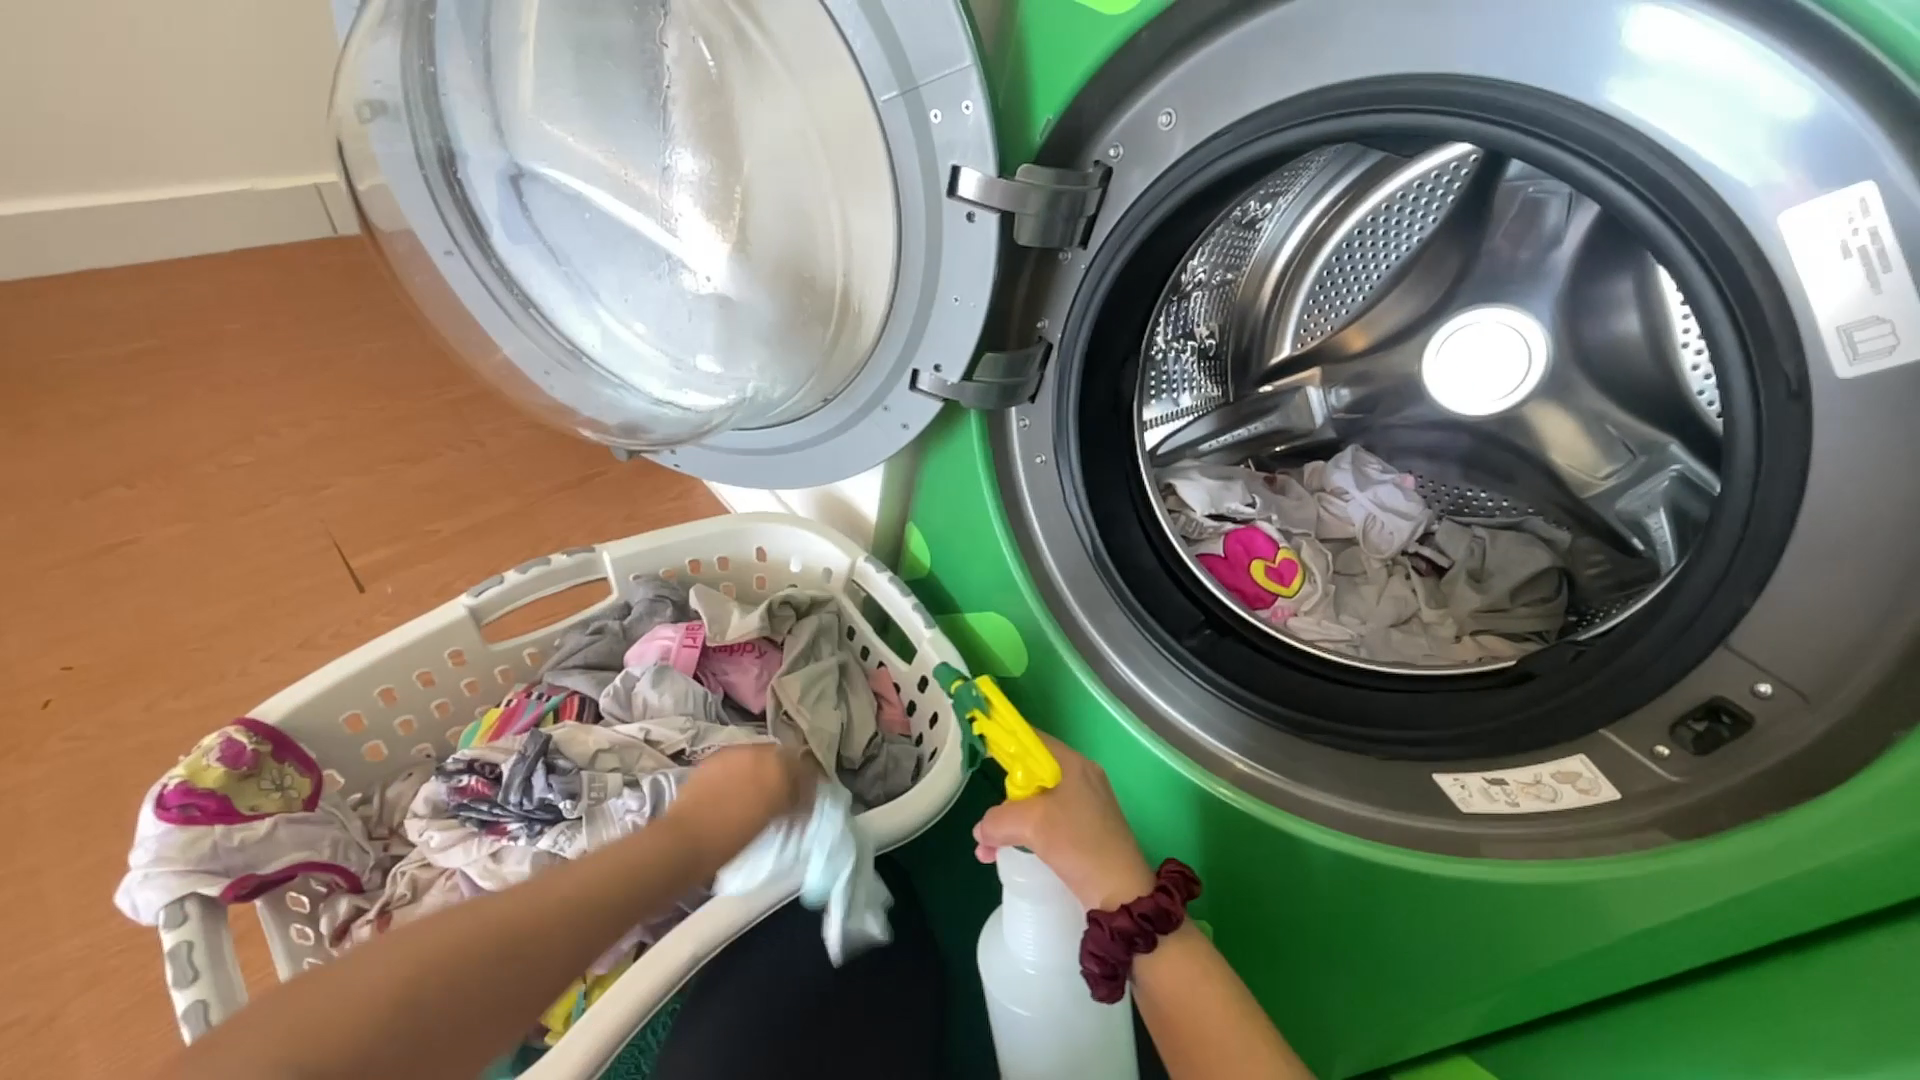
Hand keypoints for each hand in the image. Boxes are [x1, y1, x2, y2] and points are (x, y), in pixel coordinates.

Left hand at [667, 744, 817, 865]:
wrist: (687, 839)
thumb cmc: (733, 837)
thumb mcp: (771, 817)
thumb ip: (787, 799)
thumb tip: (796, 795)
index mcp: (780, 768)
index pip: (803, 765)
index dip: (803, 780)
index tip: (801, 795)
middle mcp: (759, 751)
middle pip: (780, 754)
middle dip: (783, 770)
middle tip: (780, 791)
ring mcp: (734, 751)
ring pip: (756, 754)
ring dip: (760, 767)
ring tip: (755, 789)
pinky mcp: (713, 756)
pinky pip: (736, 758)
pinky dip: (740, 768)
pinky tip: (734, 787)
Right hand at [973, 733, 1154, 909]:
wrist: (1121, 893)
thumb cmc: (1078, 844)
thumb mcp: (1032, 824)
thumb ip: (998, 820)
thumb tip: (982, 831)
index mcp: (1072, 764)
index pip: (1032, 740)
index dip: (1005, 745)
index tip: (983, 759)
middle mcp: (1080, 778)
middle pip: (1030, 775)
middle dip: (1004, 800)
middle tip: (992, 824)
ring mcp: (1084, 805)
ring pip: (1035, 803)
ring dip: (1009, 824)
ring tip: (989, 850)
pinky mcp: (1084, 830)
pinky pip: (1046, 822)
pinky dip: (1025, 835)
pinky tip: (1006, 854)